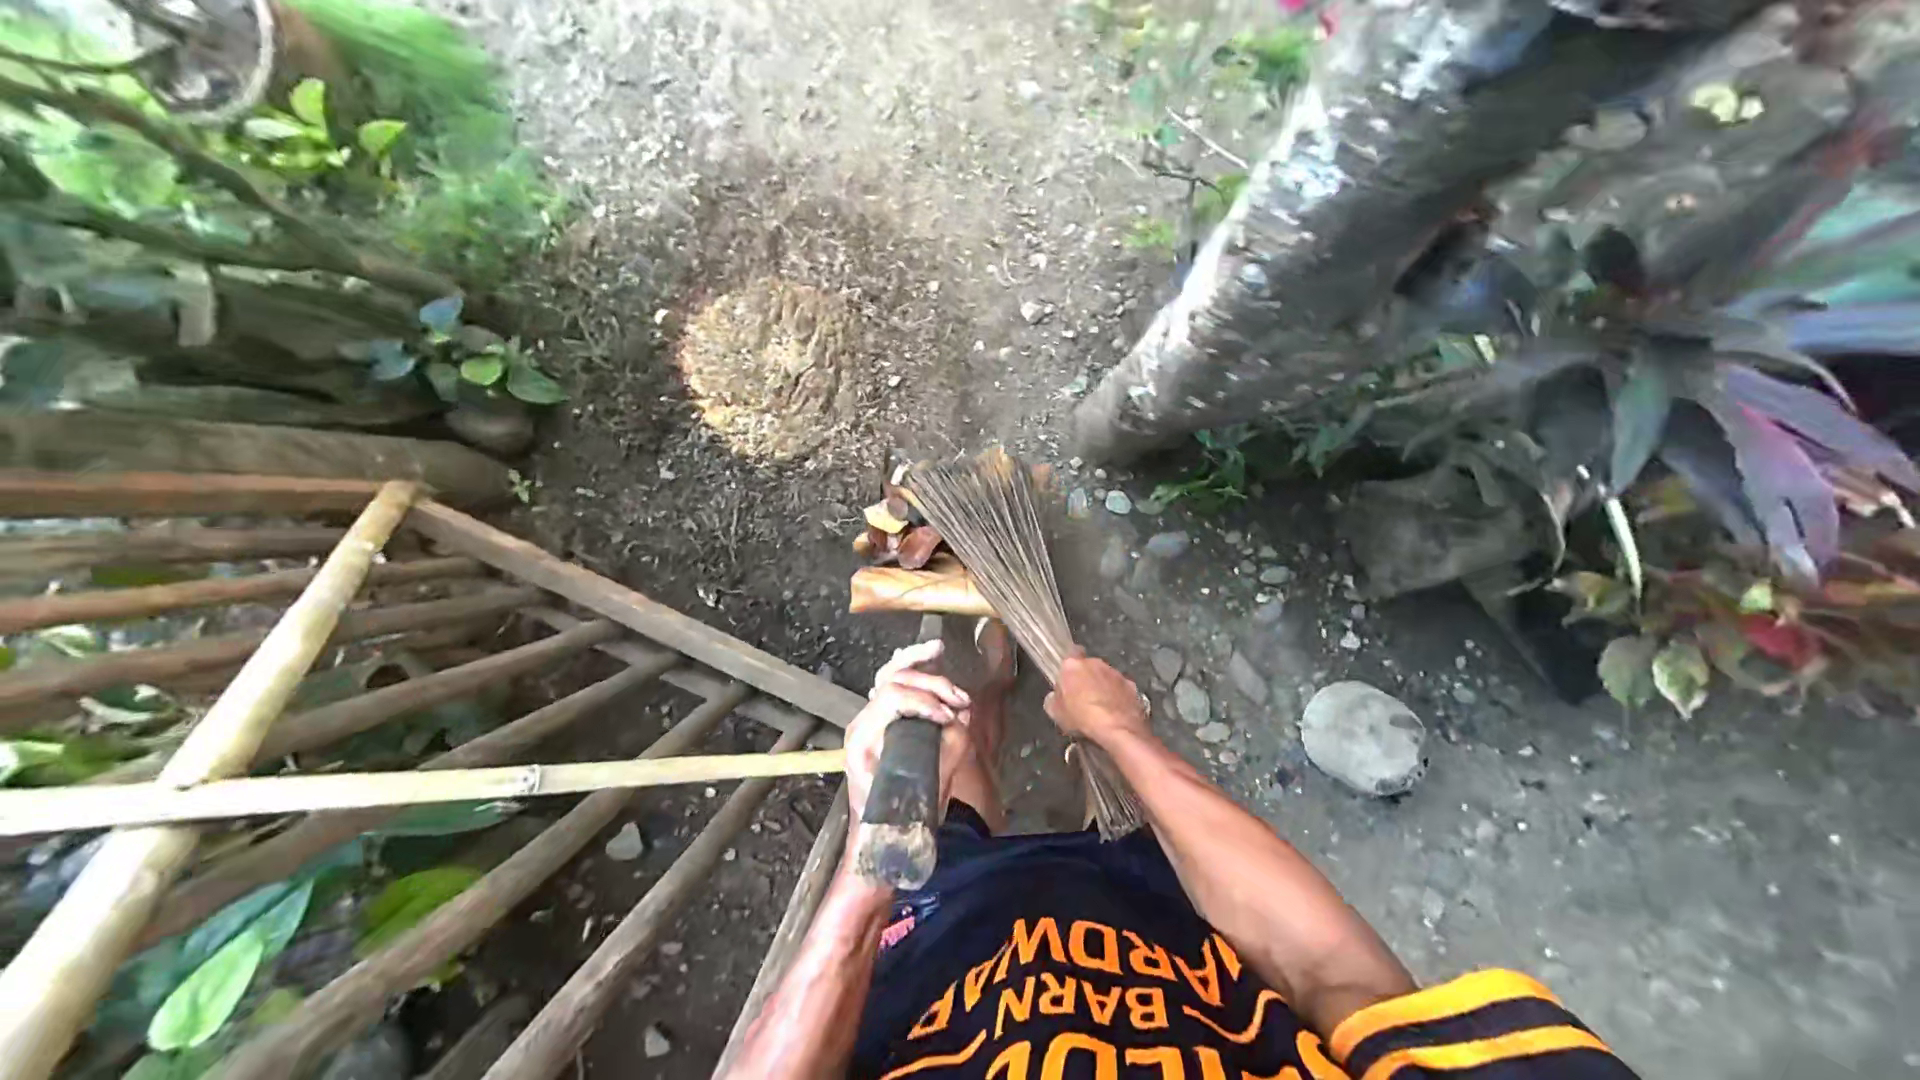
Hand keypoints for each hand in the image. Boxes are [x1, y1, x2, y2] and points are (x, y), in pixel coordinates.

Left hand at [843, 639, 973, 821]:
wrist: (880, 843)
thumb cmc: (901, 822)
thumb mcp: (930, 787)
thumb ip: (949, 748)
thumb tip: (962, 718)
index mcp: (864, 738)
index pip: (893, 696)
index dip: (926, 700)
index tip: (951, 717)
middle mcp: (862, 723)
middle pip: (893, 679)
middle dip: (930, 682)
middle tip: (960, 698)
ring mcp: (870, 722)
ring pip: (889, 674)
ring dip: (919, 664)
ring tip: (939, 653)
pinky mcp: (882, 724)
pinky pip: (894, 686)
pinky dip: (911, 669)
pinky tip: (927, 657)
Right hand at [1045, 649, 1149, 747]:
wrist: (1117, 729)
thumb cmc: (1081, 718)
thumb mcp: (1056, 713)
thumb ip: (1054, 699)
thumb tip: (1055, 697)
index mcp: (1073, 665)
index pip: (1070, 654)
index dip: (1070, 667)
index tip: (1069, 679)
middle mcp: (1095, 663)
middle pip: (1089, 666)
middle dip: (1087, 677)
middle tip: (1083, 697)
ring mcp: (1116, 673)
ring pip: (1106, 677)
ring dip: (1103, 686)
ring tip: (1101, 707)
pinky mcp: (1132, 686)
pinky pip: (1120, 688)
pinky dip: (1118, 696)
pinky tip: (1116, 712)